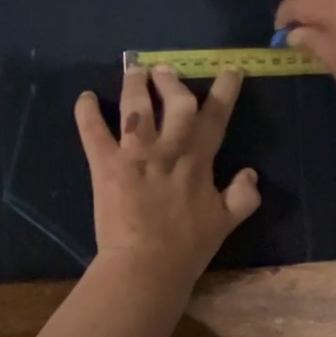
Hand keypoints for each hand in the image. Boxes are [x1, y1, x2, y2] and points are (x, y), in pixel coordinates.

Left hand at [75, 66, 260, 279]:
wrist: (147, 267)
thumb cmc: (187, 249)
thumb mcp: (225, 223)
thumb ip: (243, 197)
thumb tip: (252, 173)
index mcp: (198, 162)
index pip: (215, 118)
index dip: (224, 91)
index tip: (230, 70)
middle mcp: (168, 150)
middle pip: (175, 103)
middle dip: (172, 81)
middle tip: (165, 70)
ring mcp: (135, 155)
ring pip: (136, 108)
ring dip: (135, 85)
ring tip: (133, 70)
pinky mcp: (105, 166)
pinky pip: (93, 133)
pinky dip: (86, 113)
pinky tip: (84, 98)